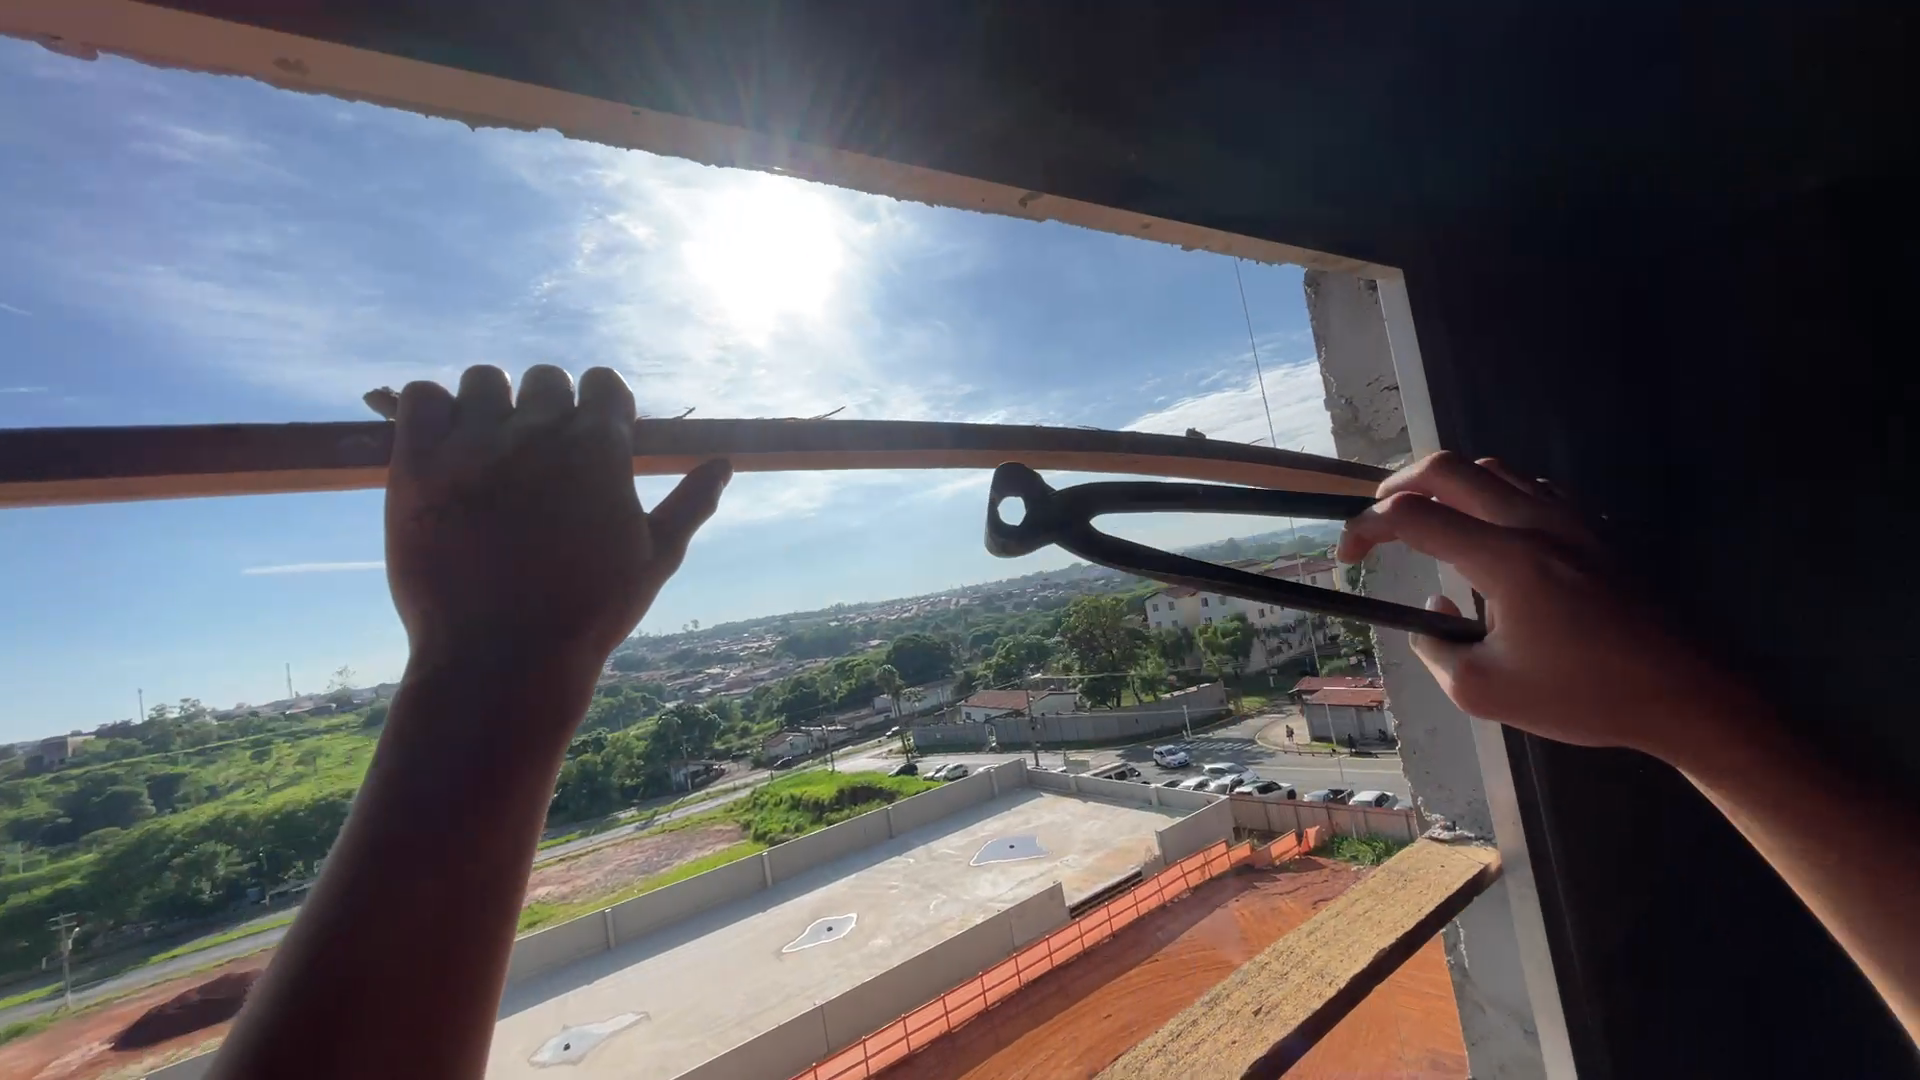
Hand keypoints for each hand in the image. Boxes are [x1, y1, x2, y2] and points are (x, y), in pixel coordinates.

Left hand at [385, 364, 728, 673]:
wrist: (505, 655)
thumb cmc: (593, 608)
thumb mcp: (658, 557)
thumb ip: (692, 503)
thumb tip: (724, 463)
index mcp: (601, 450)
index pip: (604, 384)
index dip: (603, 405)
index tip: (596, 434)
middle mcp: (540, 432)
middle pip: (547, 379)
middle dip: (552, 404)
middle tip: (544, 451)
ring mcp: (474, 444)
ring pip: (484, 380)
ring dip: (494, 402)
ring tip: (493, 445)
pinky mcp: (416, 463)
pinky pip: (420, 398)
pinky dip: (433, 410)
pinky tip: (448, 446)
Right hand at [1337, 452, 1736, 756]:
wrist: (1695, 699)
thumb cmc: (1586, 697)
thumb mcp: (1480, 690)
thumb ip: (1433, 644)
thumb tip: (1432, 605)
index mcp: (1505, 559)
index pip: (1411, 516)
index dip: (1363, 528)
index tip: (1347, 557)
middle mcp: (1535, 523)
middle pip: (1446, 468)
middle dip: (1393, 487)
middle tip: (1376, 522)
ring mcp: (1572, 521)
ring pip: (1489, 469)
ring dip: (1443, 488)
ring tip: (1425, 525)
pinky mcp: (1596, 530)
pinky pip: (1528, 487)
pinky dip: (1489, 495)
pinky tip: (1487, 533)